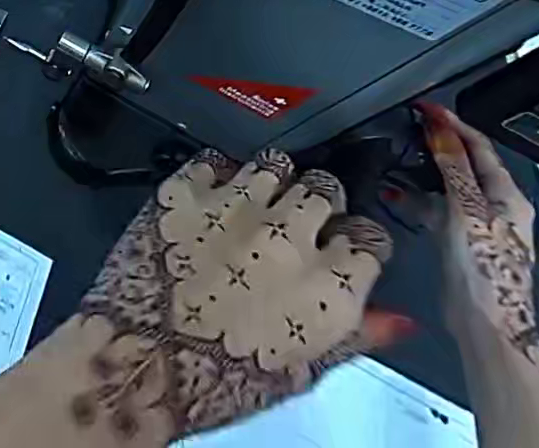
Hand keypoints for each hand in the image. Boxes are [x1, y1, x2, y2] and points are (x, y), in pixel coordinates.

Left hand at [70, 148, 403, 437]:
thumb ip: (355, 336)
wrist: (141, 355)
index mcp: (328, 285)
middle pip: (323, 188)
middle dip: (317, 200)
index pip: (369, 237)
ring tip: (256, 198)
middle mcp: (289, 233)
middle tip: (296, 216)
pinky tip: (212, 191)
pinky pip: (215, 158)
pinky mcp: (188, 186)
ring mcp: (235, 202)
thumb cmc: (223, 379)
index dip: (357, 239)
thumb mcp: (301, 370)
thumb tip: (398, 318)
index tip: (343, 242)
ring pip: (273, 163)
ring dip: (271, 178)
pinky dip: (218, 171)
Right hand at [418, 102, 538, 361]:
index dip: (452, 123)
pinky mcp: (460, 238)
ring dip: (423, 167)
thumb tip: (440, 130)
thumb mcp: (466, 210)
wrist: (485, 323)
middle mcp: (496, 206)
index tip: (425, 107)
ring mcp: (477, 223)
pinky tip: (394, 192)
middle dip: (436, 142)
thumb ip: (453, 168)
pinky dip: (415, 194)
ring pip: (447, 182)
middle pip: (464, 162)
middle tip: (409, 125)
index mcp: (507, 196)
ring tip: (397, 154)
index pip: (479, 146)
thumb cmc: (485, 269)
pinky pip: (435, 204)